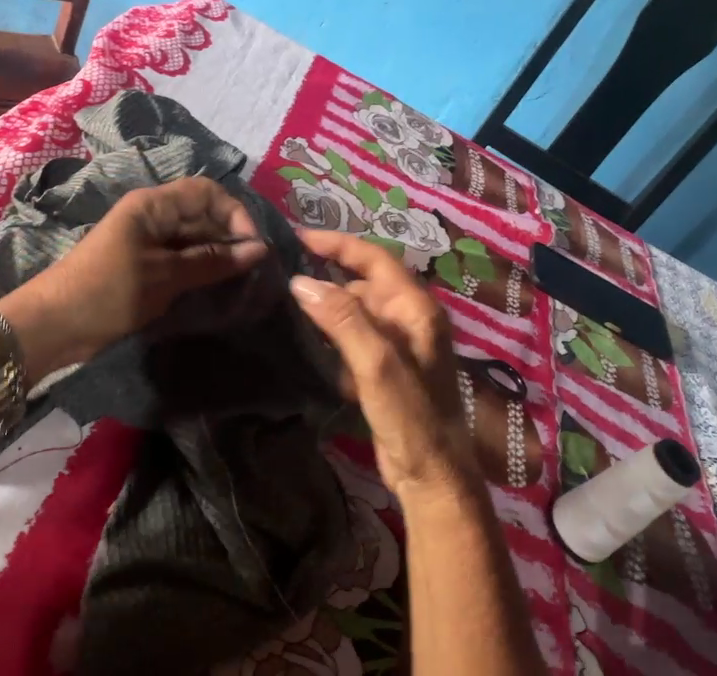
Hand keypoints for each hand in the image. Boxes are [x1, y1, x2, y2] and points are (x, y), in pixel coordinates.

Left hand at [0, 177, 268, 378]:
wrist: (54, 326)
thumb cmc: (108, 292)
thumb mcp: (164, 276)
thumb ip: (212, 261)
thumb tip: (260, 249)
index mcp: (153, 205)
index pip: (207, 191)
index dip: (235, 213)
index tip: (253, 248)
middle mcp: (152, 216)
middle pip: (203, 214)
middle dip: (231, 237)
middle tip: (254, 271)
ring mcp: (147, 242)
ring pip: (195, 239)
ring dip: (218, 256)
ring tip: (241, 282)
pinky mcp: (144, 267)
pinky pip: (182, 259)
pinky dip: (201, 270)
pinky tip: (216, 289)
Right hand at [288, 229, 478, 505]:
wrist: (433, 478)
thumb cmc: (413, 418)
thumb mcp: (377, 366)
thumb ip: (343, 320)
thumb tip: (300, 282)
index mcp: (417, 309)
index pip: (375, 259)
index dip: (338, 244)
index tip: (298, 237)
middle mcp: (411, 321)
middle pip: (364, 283)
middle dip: (328, 274)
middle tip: (284, 271)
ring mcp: (399, 347)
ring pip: (357, 312)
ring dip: (327, 305)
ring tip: (284, 301)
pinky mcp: (385, 372)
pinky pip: (354, 340)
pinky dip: (331, 334)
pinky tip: (304, 339)